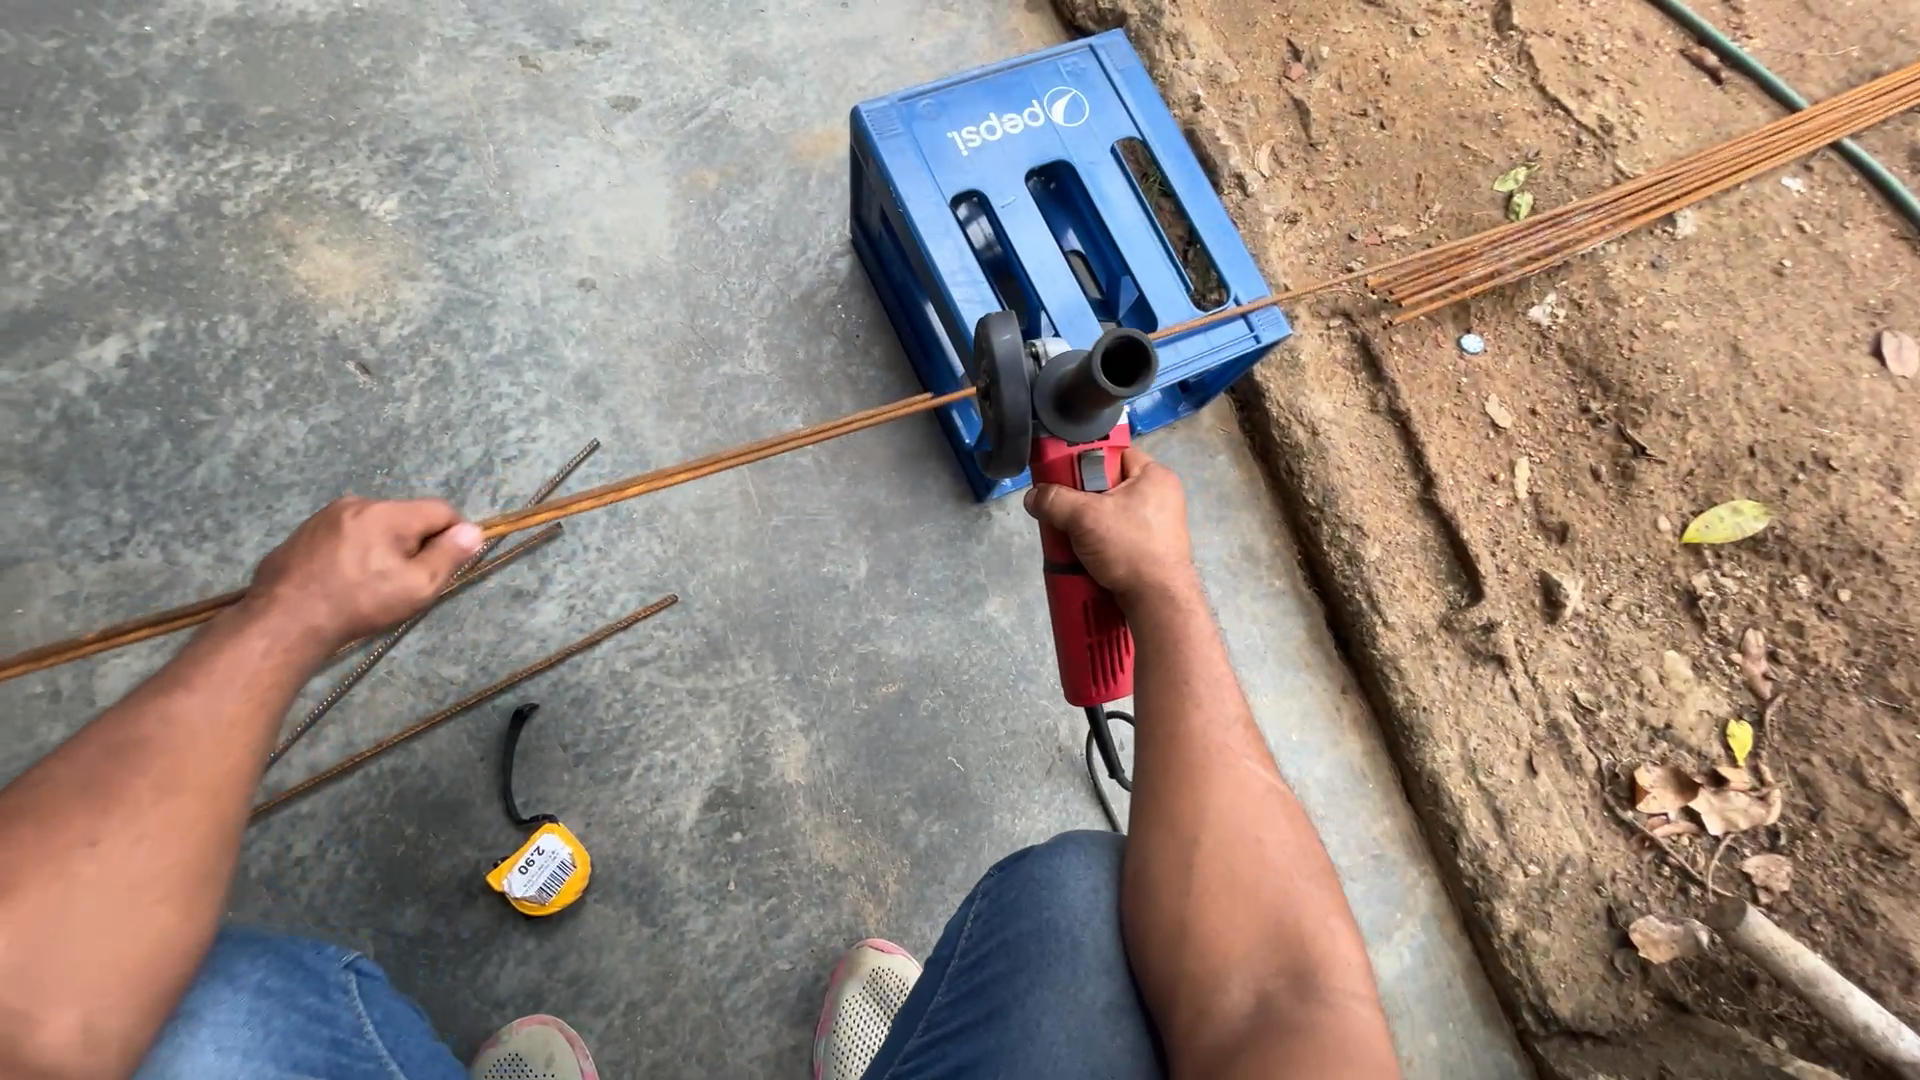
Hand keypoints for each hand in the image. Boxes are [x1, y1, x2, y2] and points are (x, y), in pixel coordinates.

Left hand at [243, 497, 483, 650]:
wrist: (283, 622)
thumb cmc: (359, 604)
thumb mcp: (418, 586)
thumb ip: (450, 555)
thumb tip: (474, 531)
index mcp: (388, 513)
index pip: (442, 510)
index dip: (454, 535)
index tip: (444, 565)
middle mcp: (357, 503)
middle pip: (409, 516)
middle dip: (417, 542)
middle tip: (407, 578)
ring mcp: (325, 515)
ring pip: (377, 524)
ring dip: (386, 545)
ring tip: (374, 580)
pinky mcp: (304, 531)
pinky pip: (348, 533)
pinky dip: (357, 549)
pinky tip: (346, 577)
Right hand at [1023, 448, 1198, 609]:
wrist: (1158, 602)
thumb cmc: (1129, 548)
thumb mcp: (1084, 518)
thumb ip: (1054, 501)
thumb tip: (1033, 497)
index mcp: (1154, 475)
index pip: (1113, 453)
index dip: (1086, 461)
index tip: (1064, 476)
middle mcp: (1161, 496)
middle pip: (1108, 486)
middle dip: (1082, 499)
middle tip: (1065, 510)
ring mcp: (1159, 525)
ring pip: (1110, 514)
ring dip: (1087, 525)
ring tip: (1071, 535)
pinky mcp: (1152, 550)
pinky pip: (1118, 536)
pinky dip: (1099, 543)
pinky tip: (1085, 554)